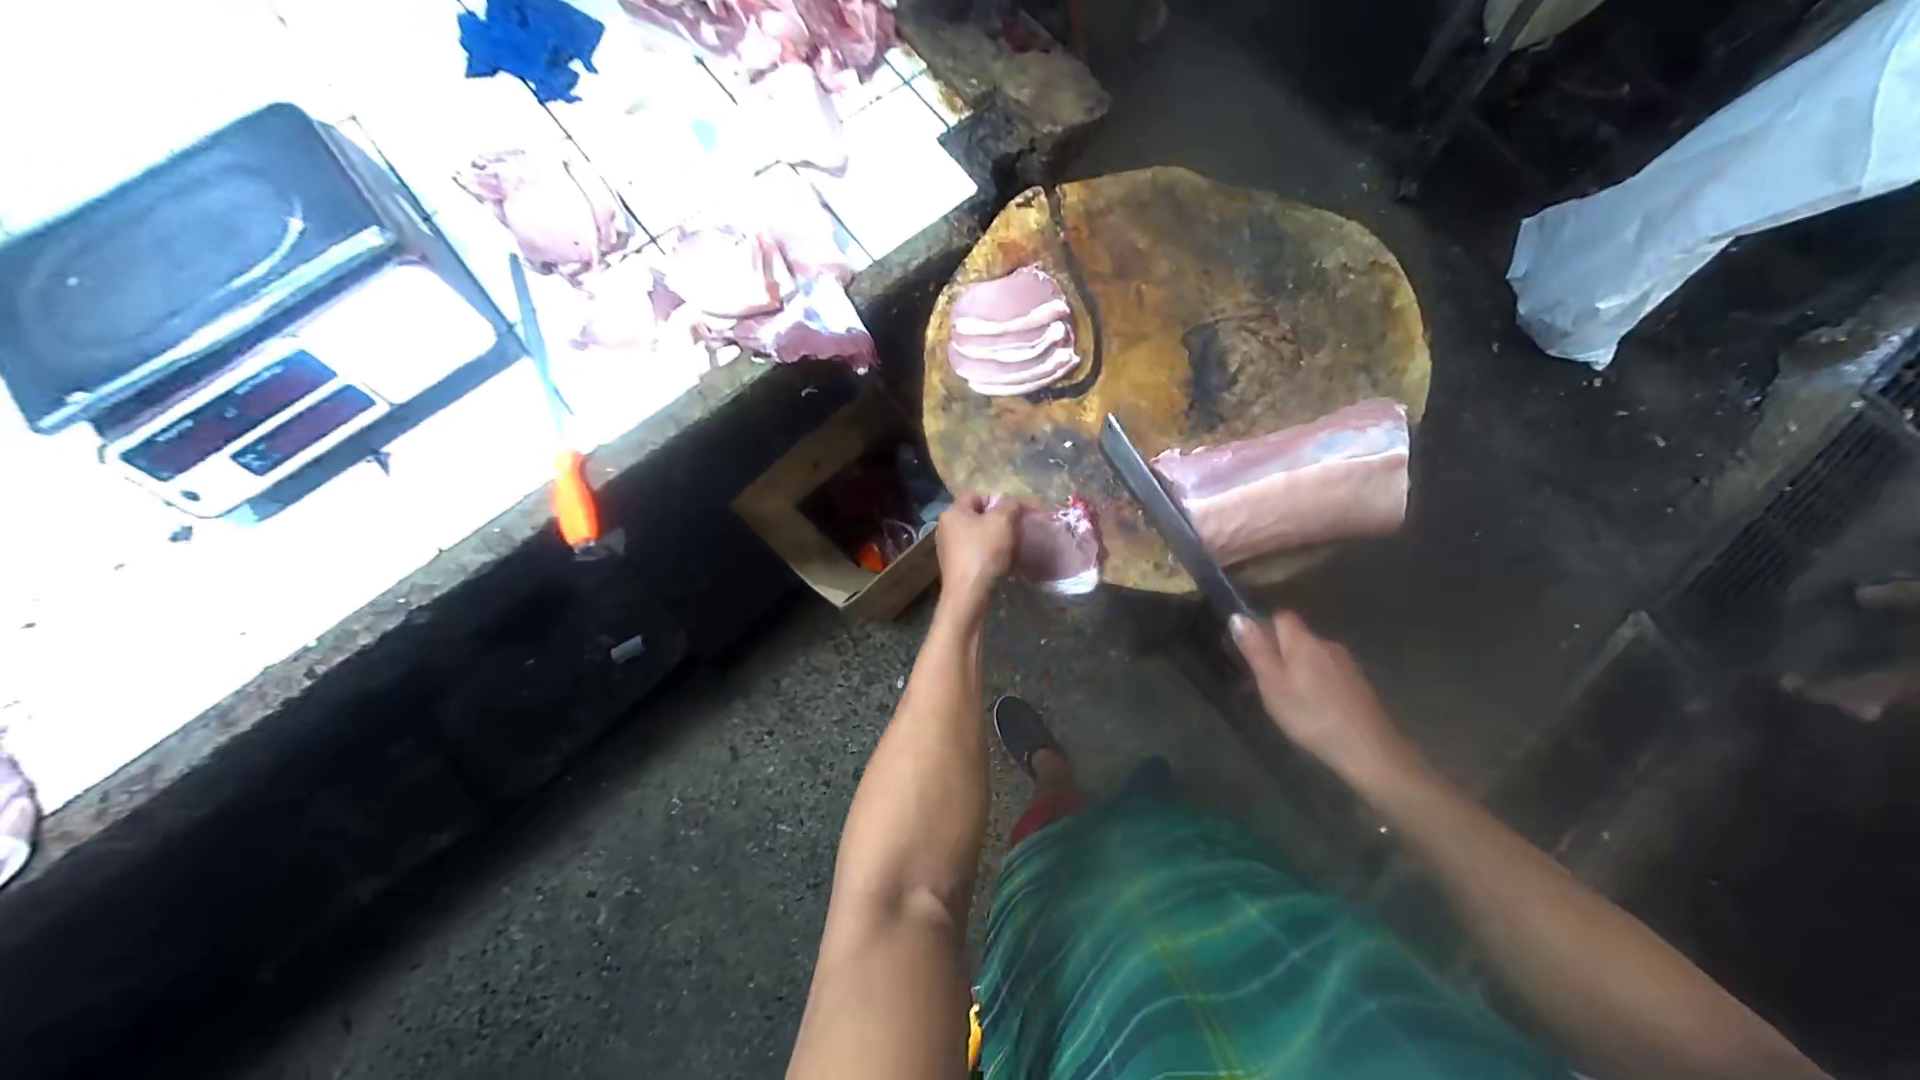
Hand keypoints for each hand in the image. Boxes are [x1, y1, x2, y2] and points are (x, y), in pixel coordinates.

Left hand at [935, 494, 1021, 605]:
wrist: (969, 594)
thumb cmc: (984, 551)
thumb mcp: (1002, 521)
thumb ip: (1009, 505)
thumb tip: (1011, 503)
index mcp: (953, 512)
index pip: (978, 495)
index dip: (999, 500)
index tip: (1017, 512)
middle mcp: (946, 528)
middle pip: (978, 516)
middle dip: (1000, 521)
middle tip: (1018, 528)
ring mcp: (949, 549)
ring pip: (979, 536)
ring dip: (997, 539)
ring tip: (1014, 546)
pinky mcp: (956, 567)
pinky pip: (977, 553)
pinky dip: (991, 554)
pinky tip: (1004, 562)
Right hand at [1230, 612, 1423, 788]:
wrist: (1368, 749)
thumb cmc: (1310, 715)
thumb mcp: (1272, 684)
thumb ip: (1256, 649)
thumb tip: (1238, 616)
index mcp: (1304, 641)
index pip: (1282, 617)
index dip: (1264, 628)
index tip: (1253, 652)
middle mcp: (1328, 645)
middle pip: (1297, 638)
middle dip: (1279, 653)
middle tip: (1264, 683)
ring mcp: (1347, 664)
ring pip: (1312, 657)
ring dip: (1297, 670)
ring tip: (1287, 700)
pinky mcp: (1359, 684)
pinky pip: (1328, 673)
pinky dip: (1315, 683)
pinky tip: (1313, 709)